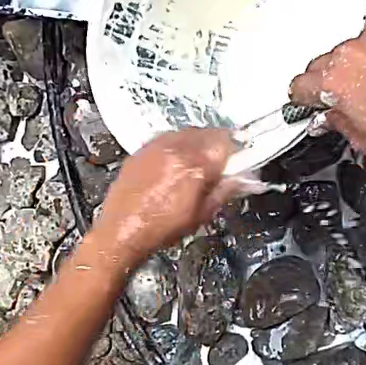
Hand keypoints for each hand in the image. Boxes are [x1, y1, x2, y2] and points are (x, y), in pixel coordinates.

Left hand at [86, 129, 237, 263]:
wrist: (121, 232)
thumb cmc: (159, 229)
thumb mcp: (202, 215)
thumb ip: (225, 191)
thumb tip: (243, 179)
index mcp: (195, 166)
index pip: (227, 143)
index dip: (239, 151)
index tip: (241, 159)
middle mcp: (176, 150)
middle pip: (209, 133)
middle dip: (220, 144)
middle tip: (223, 161)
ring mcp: (156, 146)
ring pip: (189, 132)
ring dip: (200, 142)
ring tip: (200, 161)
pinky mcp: (142, 149)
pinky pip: (168, 137)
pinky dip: (179, 144)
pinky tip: (178, 161)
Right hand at [289, 19, 365, 157]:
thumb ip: (339, 124)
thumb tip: (332, 117)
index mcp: (335, 80)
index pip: (300, 85)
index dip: (305, 98)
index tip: (312, 101)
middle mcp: (352, 52)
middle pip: (325, 63)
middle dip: (334, 80)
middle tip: (353, 99)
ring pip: (355, 49)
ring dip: (361, 64)